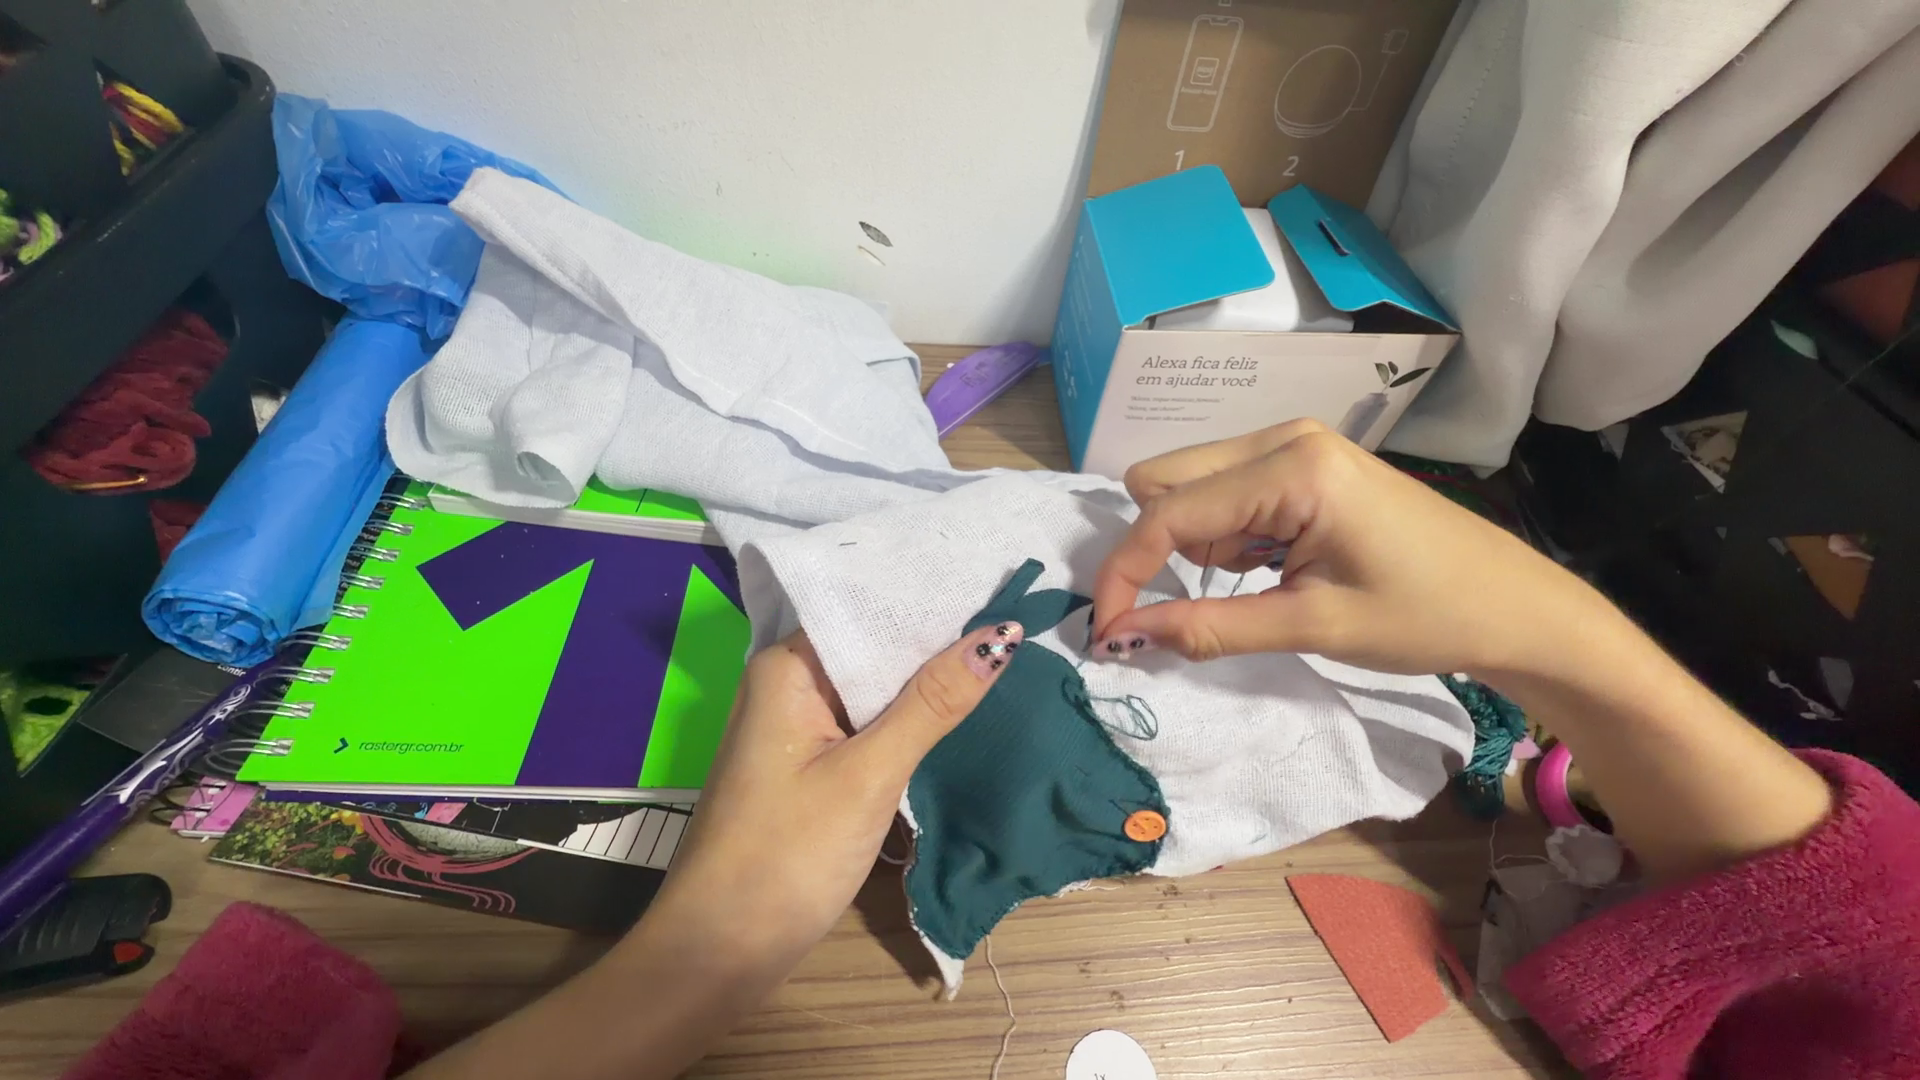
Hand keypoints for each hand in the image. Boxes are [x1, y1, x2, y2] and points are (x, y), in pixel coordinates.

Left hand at [645, 623, 1022, 966]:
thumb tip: (1002, 634)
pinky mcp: (811, 760)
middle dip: (935, 638)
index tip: (992, 582)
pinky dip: (907, 715)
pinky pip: (867, 720)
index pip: (866, 608)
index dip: (927, 597)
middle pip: (872, 646)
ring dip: (926, 679)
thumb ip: (934, 702)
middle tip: (1012, 613)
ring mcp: (799, 724)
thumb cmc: (786, 856)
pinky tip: (956, 704)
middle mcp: (789, 682)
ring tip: (1001, 647)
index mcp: (787, 666)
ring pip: (874, 686)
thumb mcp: (869, 774)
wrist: (719, 955)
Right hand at [1090, 419, 1617, 677]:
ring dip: (1190, 541)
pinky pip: (1221, 489)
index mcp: (1291, 468)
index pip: (1167, 512)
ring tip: (1256, 581)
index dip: (1125, 572)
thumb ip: (1206, 628)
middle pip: (1162, 480)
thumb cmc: (1425, 617)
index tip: (1108, 631)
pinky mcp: (1299, 460)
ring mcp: (1291, 443)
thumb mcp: (1310, 627)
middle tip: (1194, 601)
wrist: (1516, 606)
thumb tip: (1120, 637)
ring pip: (1187, 483)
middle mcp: (1282, 437)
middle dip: (1156, 548)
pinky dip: (1218, 534)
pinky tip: (1267, 562)